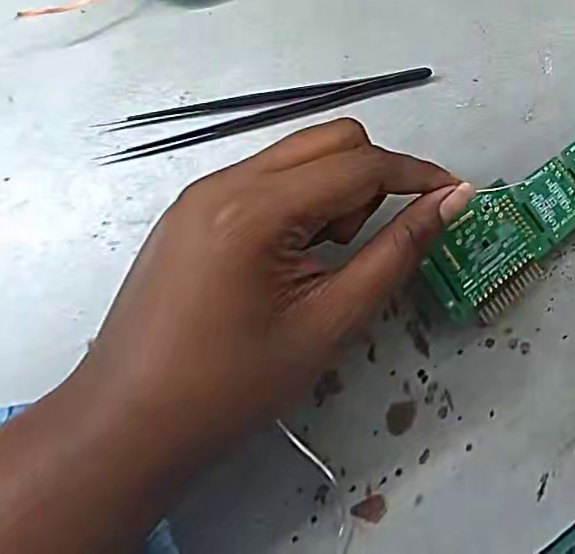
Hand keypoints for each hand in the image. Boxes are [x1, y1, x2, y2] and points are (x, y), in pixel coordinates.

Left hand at [0, 118, 474, 553]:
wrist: (119, 434)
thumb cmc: (231, 387)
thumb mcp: (333, 321)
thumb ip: (401, 249)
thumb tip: (454, 199)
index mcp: (255, 211)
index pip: (361, 164)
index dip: (418, 174)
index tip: (455, 192)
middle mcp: (226, 183)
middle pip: (335, 138)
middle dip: (372, 177)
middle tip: (365, 239)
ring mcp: (205, 191)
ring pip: (306, 151)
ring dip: (339, 186)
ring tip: (325, 252)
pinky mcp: (197, 206)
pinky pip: (275, 172)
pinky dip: (307, 195)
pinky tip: (295, 250)